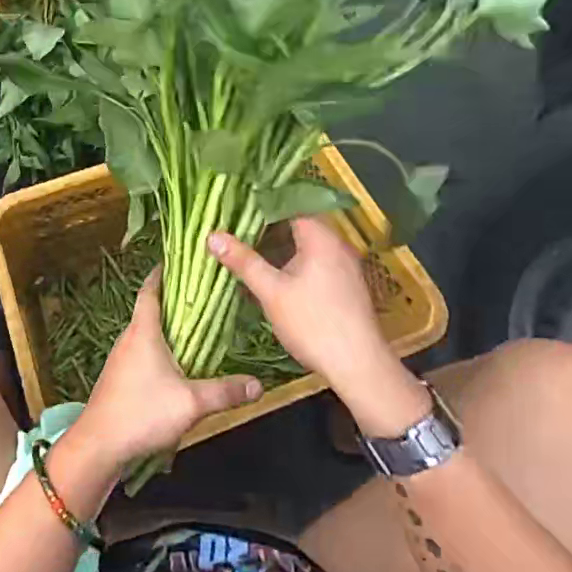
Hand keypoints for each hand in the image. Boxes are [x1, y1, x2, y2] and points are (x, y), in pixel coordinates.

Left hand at [72, 270, 263, 468]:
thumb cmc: (142, 412)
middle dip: (172, 301)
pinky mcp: (119, 379)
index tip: (178, 262)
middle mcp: (129, 338)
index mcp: (143, 331)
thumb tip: (258, 385)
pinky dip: (160, 350)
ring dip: (166, 329)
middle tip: (201, 296)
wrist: (99, 445)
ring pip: (146, 334)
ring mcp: (121, 359)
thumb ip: (225, 392)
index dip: (162, 274)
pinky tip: (177, 366)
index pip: (150, 290)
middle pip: (149, 310)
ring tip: (195, 329)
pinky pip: (142, 354)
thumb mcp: (191, 402)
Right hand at [208, 218, 431, 434]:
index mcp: (320, 237)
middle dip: (265, 228)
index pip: (288, 205)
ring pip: (304, 245)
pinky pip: (314, 261)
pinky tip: (271, 277)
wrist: (359, 366)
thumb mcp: (271, 291)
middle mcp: (336, 244)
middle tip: (234, 230)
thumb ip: (243, 261)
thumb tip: (212, 235)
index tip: (234, 208)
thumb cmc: (313, 323)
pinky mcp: (344, 284)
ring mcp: (343, 265)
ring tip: (246, 252)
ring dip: (278, 248)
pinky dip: (292, 262)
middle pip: (296, 224)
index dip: (260, 205)